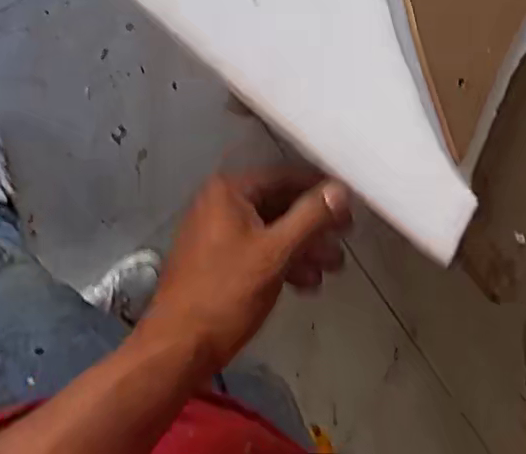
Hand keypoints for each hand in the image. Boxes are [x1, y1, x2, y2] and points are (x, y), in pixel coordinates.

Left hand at [139, 168, 352, 373]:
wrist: (176, 348)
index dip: (319, 189)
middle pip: (278, 204)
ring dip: (301, 247)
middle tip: (345, 239)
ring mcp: (215, 231)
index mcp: (229, 190)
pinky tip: (306, 282)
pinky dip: (281, 261)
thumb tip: (340, 189)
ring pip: (269, 230)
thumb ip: (310, 218)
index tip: (348, 204)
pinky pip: (256, 249)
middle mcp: (219, 202)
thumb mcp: (275, 253)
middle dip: (313, 224)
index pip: (284, 176)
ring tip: (333, 267)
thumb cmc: (226, 293)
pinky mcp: (216, 259)